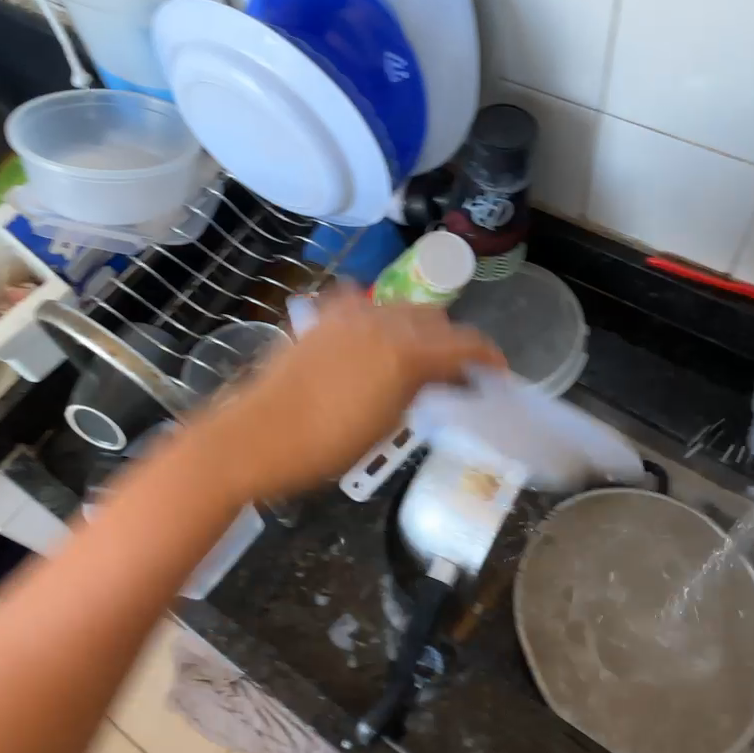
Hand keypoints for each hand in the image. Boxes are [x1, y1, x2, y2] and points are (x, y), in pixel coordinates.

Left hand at [176, 289, 503, 502]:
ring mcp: (349, 315)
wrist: (255, 437)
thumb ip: (419, 391)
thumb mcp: (386, 426)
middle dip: (454, 343)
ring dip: (419, 329)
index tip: (498, 377)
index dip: (489, 359)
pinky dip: (379, 319)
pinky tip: (374, 339)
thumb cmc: (325, 446)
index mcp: (407, 352)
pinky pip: (363, 306)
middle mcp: (383, 321)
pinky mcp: (323, 318)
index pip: (467, 344)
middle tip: (457, 374)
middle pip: (437, 319)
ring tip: (416, 360)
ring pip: (402, 308)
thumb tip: (440, 379)